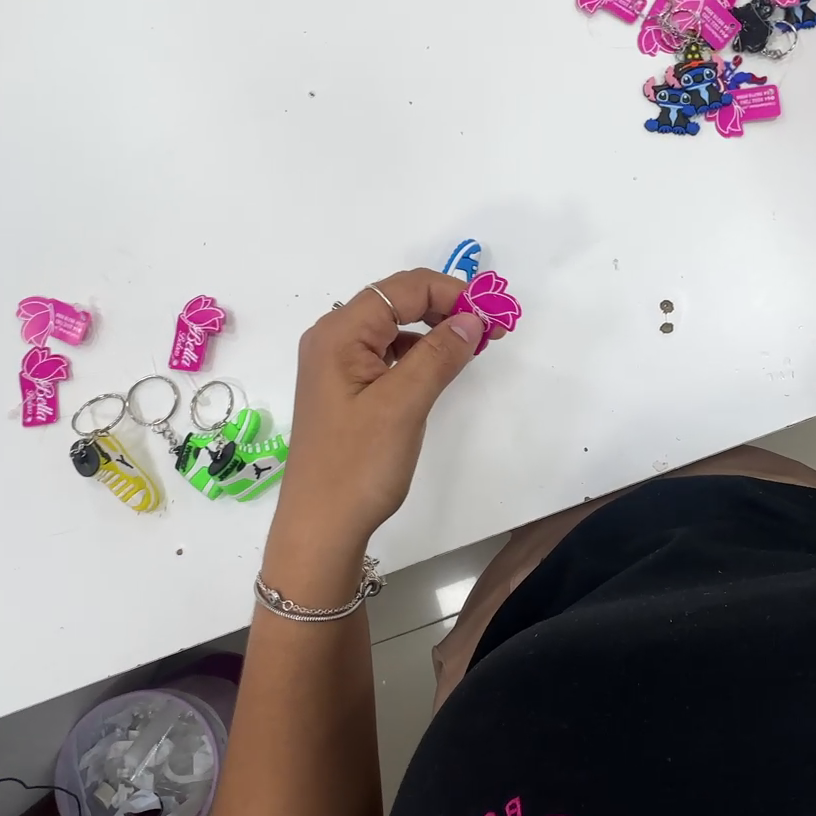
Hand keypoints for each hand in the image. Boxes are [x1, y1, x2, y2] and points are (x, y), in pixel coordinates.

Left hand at [277, 269, 489, 544]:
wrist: (321, 526)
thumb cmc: (358, 464)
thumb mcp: (404, 404)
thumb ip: (439, 354)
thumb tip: (473, 318)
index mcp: (340, 332)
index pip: (403, 288)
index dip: (452, 292)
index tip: (494, 315)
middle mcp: (334, 338)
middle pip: (398, 301)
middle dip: (447, 306)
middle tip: (491, 328)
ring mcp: (339, 363)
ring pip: (396, 325)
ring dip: (436, 327)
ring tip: (474, 345)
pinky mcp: (348, 386)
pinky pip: (390, 351)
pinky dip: (421, 351)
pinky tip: (443, 366)